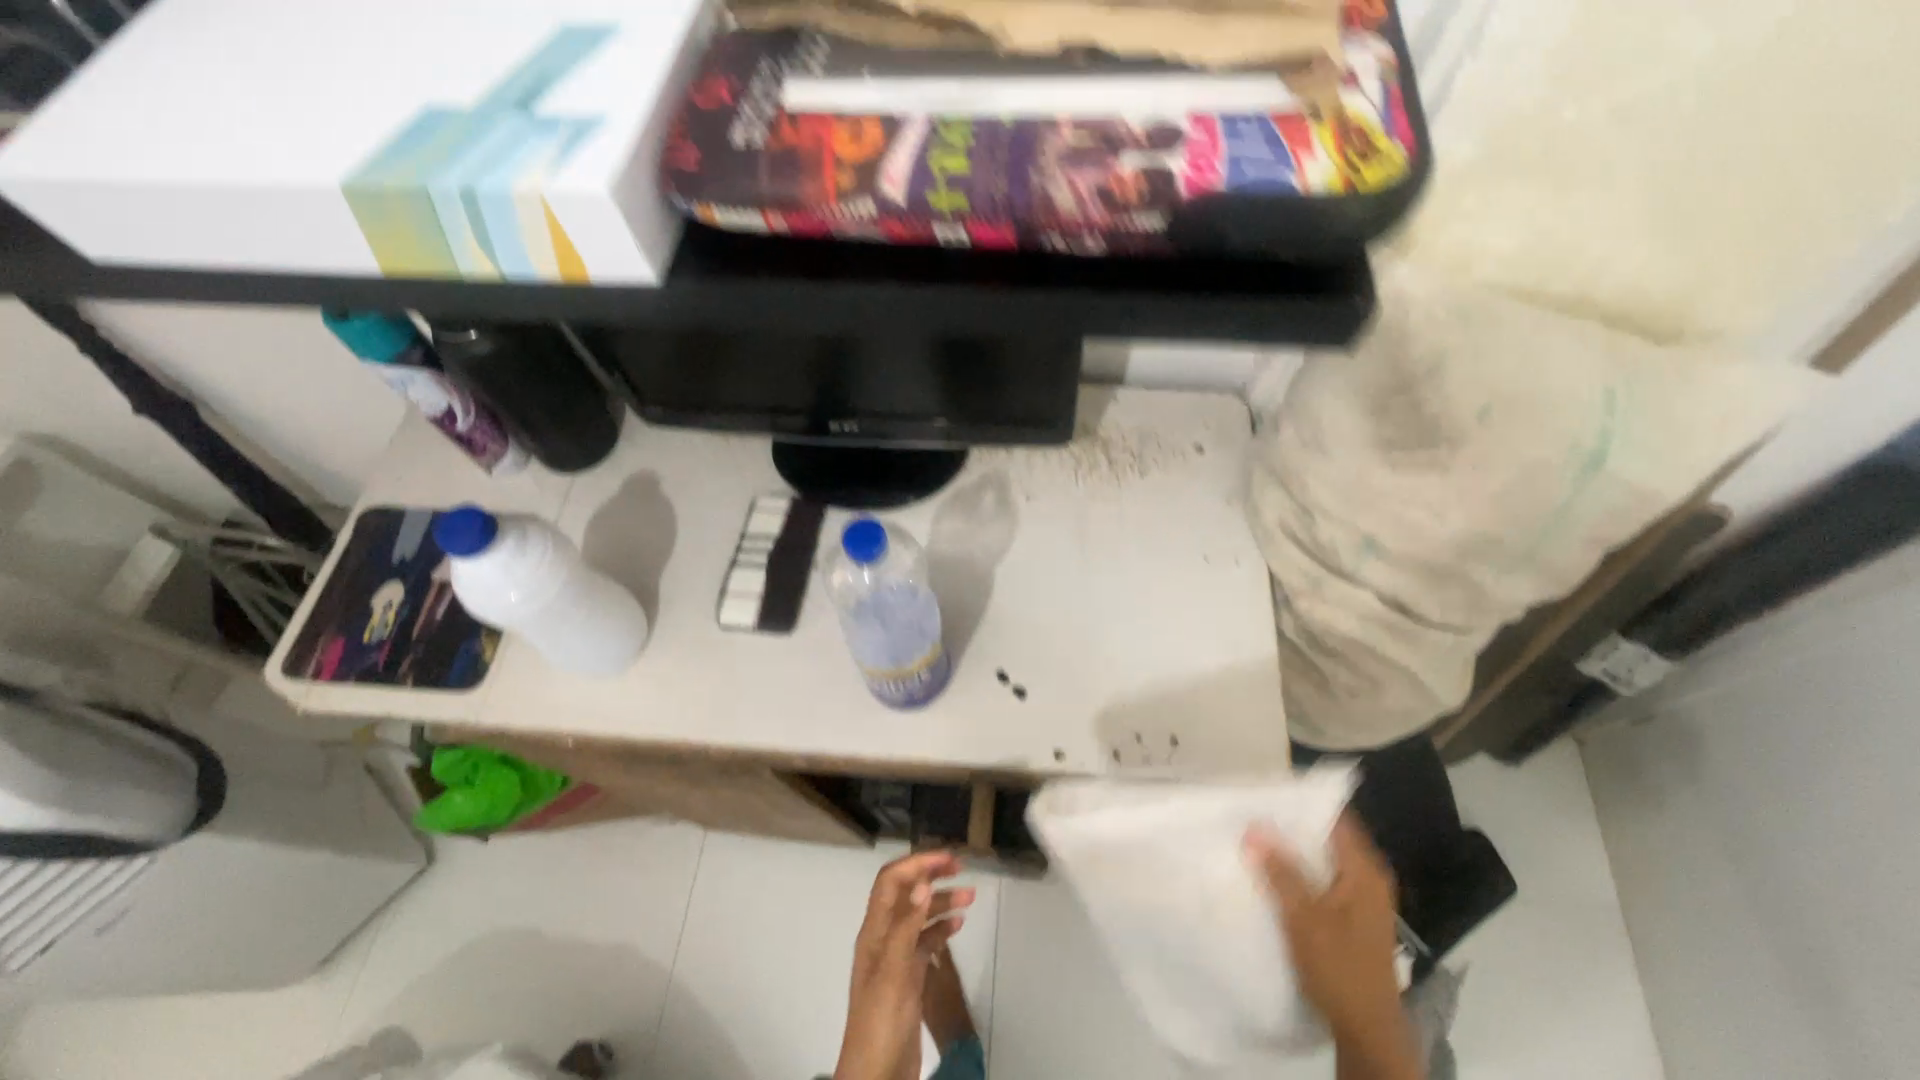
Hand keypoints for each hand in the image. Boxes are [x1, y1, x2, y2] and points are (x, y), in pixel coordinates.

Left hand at [834, 851, 975, 1079]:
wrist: (876, 1074)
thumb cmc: (881, 1021)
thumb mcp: (894, 972)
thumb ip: (906, 927)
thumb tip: (921, 882)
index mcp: (874, 932)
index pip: (891, 882)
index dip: (917, 864)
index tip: (949, 859)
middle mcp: (884, 939)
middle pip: (905, 894)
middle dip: (930, 876)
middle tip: (962, 868)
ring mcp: (897, 959)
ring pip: (919, 917)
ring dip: (941, 902)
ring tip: (970, 897)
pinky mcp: (909, 979)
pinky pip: (925, 943)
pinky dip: (941, 929)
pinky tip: (958, 925)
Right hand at [1245, 816, 1402, 1042]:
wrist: (1367, 1027)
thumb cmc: (1338, 967)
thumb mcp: (1303, 918)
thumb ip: (1280, 872)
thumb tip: (1255, 828)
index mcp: (1365, 870)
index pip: (1335, 819)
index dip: (1302, 805)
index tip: (1266, 795)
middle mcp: (1370, 879)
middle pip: (1329, 840)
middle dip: (1292, 830)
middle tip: (1252, 819)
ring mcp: (1364, 901)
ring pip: (1325, 863)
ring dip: (1295, 856)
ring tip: (1256, 845)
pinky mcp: (1354, 920)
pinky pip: (1325, 883)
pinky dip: (1302, 878)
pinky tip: (1274, 882)